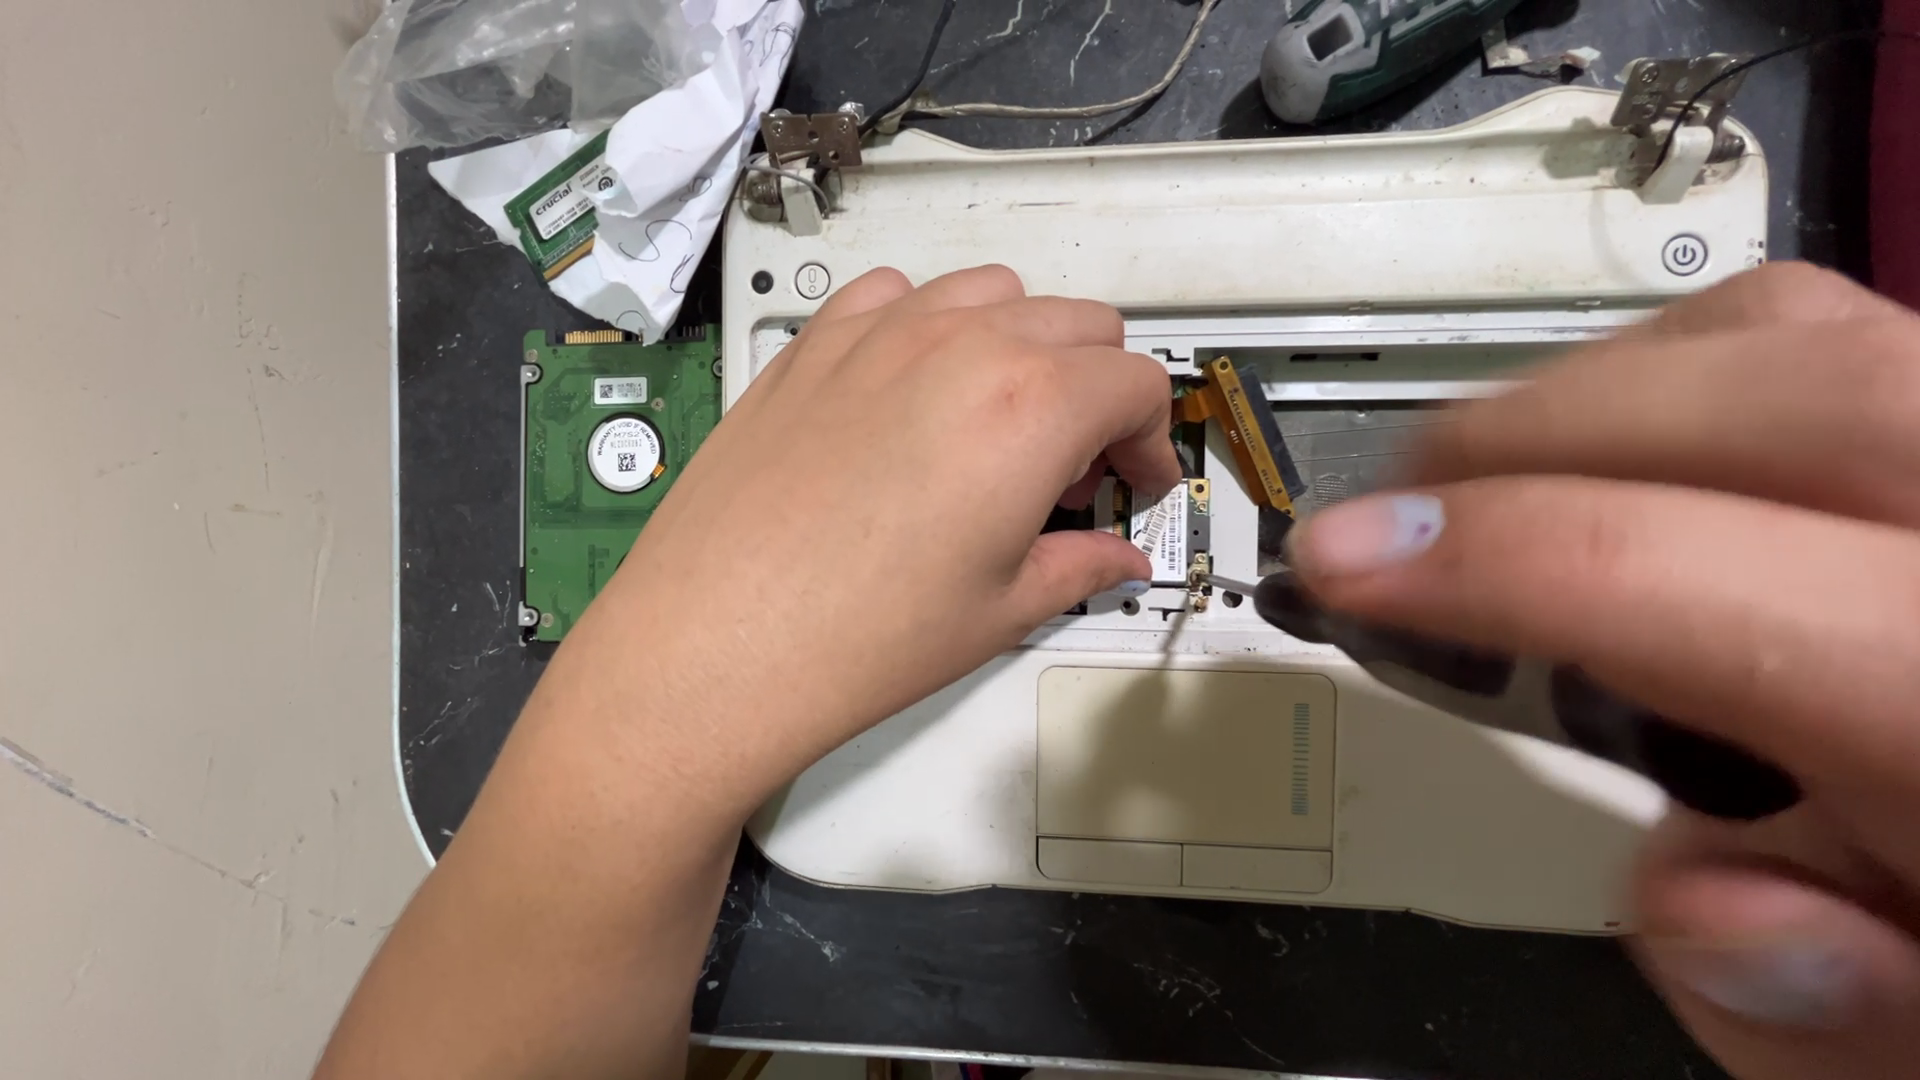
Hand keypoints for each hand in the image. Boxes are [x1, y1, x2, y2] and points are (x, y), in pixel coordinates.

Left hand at [571, 263, 1180, 809]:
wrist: (717, 643)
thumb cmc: (857, 638)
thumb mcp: (1001, 610)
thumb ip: (1081, 567)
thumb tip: (1116, 558)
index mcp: (1028, 407)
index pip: (1138, 382)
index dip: (1151, 440)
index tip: (1132, 483)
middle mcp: (959, 346)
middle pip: (1080, 323)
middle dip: (1098, 391)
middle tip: (1072, 467)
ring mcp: (879, 334)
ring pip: (994, 293)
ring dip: (1022, 347)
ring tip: (999, 424)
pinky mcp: (815, 345)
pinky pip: (896, 295)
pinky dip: (929, 326)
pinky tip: (916, 391)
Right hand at [1283, 263, 1919, 1079]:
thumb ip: (1826, 1012)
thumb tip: (1705, 904)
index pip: (1708, 587)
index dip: (1485, 559)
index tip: (1334, 563)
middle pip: (1771, 400)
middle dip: (1513, 444)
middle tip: (1380, 518)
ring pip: (1778, 332)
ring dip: (1576, 401)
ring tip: (1476, 489)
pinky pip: (1797, 334)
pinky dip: (1656, 377)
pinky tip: (1602, 464)